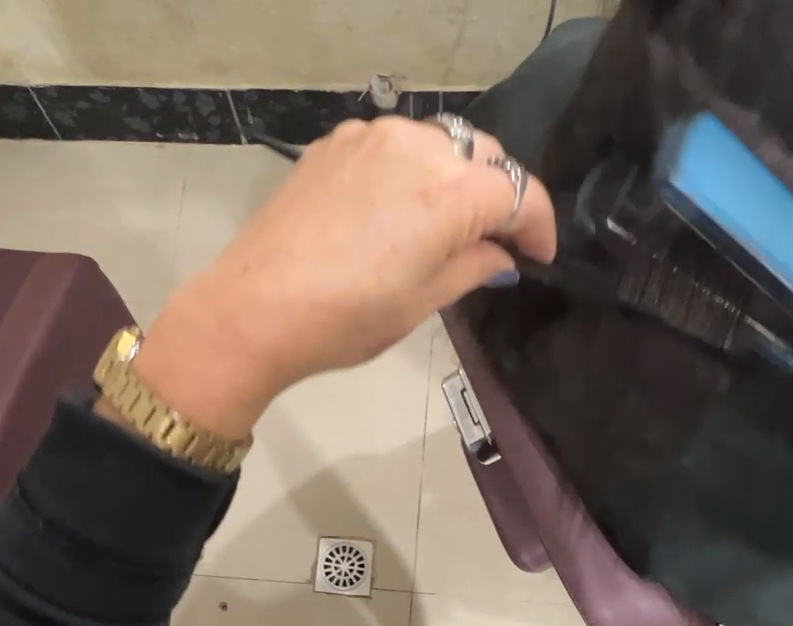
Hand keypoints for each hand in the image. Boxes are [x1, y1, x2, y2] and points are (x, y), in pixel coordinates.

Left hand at [132, 117, 557, 437]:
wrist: (254, 309)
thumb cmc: (343, 320)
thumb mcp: (420, 304)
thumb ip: (472, 268)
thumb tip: (499, 254)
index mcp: (448, 194)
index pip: (520, 192)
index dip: (538, 226)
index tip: (538, 255)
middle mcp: (416, 148)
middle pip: (483, 156)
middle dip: (499, 195)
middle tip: (494, 240)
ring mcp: (371, 139)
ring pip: (439, 144)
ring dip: (455, 178)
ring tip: (444, 224)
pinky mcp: (335, 143)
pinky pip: (394, 147)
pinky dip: (411, 172)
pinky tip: (397, 209)